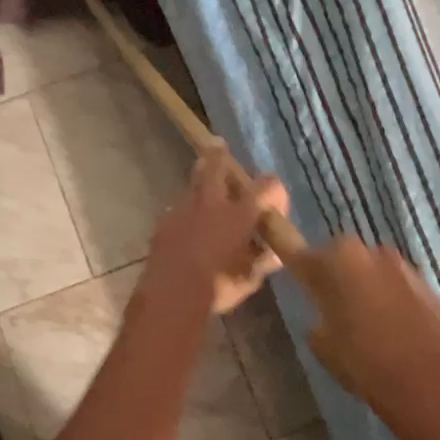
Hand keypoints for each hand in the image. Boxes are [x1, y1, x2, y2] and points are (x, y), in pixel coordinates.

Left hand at [144, 143, 290, 314]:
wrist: (170, 295)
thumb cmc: (217, 288)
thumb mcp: (249, 279)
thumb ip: (262, 262)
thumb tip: (273, 256)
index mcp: (240, 215)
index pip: (268, 187)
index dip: (275, 191)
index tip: (275, 202)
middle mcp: (213, 203)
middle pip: (216, 166)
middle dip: (219, 155)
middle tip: (218, 145)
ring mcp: (184, 209)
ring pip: (194, 186)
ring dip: (201, 185)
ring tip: (204, 190)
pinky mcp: (164, 223)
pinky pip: (178, 210)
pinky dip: (186, 214)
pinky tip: (188, 228)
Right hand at [294, 237, 439, 422]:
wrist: (430, 383)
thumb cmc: (364, 362)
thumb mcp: (322, 346)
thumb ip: (319, 319)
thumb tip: (326, 317)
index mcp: (336, 262)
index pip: (299, 250)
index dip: (288, 252)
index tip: (280, 252)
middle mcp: (371, 253)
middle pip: (342, 258)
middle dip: (334, 276)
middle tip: (329, 307)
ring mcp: (405, 267)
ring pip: (373, 272)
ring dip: (366, 288)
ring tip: (364, 324)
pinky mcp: (430, 287)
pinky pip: (399, 288)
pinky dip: (392, 301)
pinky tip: (393, 331)